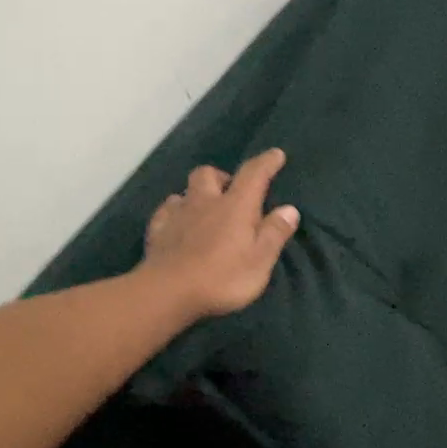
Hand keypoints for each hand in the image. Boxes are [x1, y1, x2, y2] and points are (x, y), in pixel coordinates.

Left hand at [140, 148, 299, 318]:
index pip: (253, 174)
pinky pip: (166, 211)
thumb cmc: (222, 277)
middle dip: (222, 177)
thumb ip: (275, 232)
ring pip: (184, 191)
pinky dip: (175, 212)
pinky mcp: (157, 231)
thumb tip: (289, 209)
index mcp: (235, 206)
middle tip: (232, 191)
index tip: (276, 154)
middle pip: (209, 174)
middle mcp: (205, 202)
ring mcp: (177, 215)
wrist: (167, 293)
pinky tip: (179, 224)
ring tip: (205, 209)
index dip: (266, 162)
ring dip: (197, 195)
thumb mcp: (260, 260)